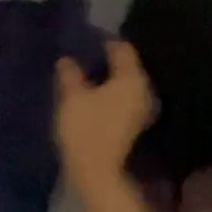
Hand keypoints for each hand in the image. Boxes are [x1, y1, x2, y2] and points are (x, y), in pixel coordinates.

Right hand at [55, 41, 156, 193]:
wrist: (96, 172)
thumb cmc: (85, 129)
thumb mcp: (72, 97)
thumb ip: (70, 73)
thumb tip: (67, 59)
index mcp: (131, 78)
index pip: (121, 48)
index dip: (102, 41)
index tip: (84, 39)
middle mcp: (144, 89)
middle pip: (126, 66)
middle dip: (106, 60)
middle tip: (82, 56)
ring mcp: (142, 109)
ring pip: (124, 84)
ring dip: (107, 79)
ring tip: (84, 77)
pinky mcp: (134, 124)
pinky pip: (122, 99)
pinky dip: (109, 95)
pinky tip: (92, 97)